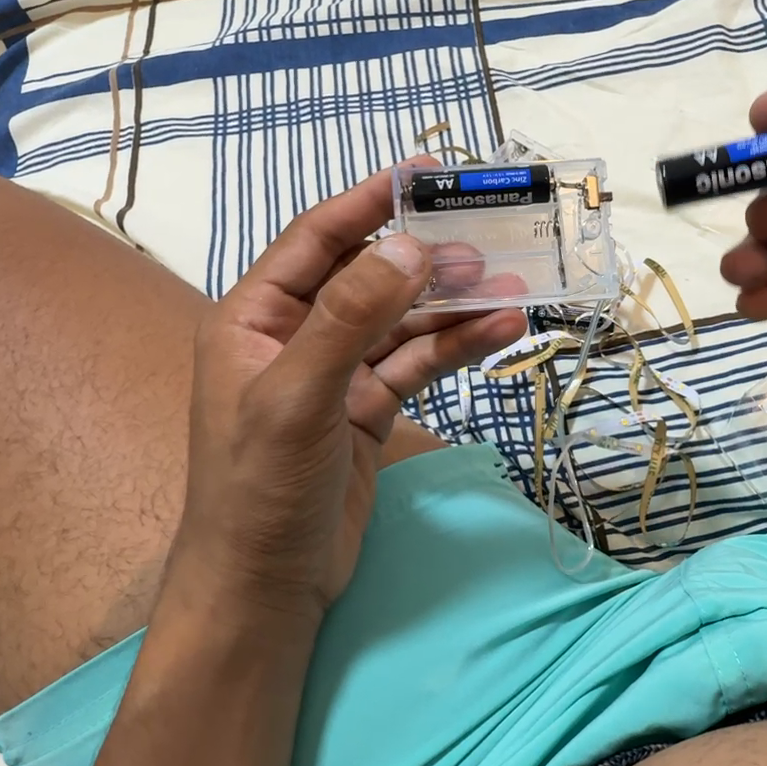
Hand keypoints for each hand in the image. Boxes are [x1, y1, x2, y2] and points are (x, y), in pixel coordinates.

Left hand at [177, 164, 525, 615]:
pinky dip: (455, 348)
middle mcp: (295, 335)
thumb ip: (349, 319)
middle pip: (370, 277)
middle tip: (489, 243)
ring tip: (512, 288)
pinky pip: (416, 364)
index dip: (369, 201)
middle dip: (426, 260)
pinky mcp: (366, 409)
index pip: (317, 239)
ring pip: (401, 322)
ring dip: (452, 305)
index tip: (426, 175)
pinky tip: (500, 332)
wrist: (266, 589)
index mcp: (254, 317)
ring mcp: (335, 374)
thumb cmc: (261, 489)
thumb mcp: (296, 398)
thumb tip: (409, 247)